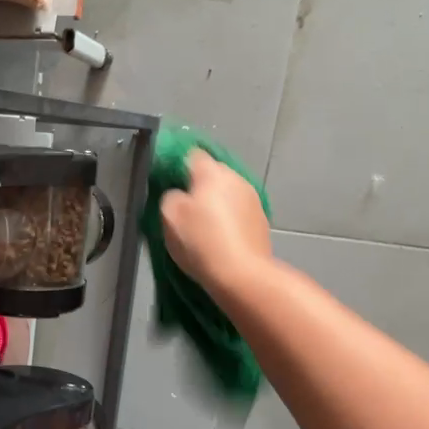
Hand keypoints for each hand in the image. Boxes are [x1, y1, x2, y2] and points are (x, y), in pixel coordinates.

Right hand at [159, 149, 273, 292]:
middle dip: (197, 188)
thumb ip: (169, 196)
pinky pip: (238, 212)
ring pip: (227, 193)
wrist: (242, 274)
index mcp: (211, 172)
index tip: (166, 185)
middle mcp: (236, 177)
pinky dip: (228, 220)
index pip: (191, 155)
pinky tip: (221, 238)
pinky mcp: (261, 220)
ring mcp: (253, 198)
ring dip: (215, 205)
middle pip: (211, 174)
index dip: (176, 167)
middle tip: (183, 210)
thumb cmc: (201, 242)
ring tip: (203, 228)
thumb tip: (177, 194)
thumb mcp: (169, 217)